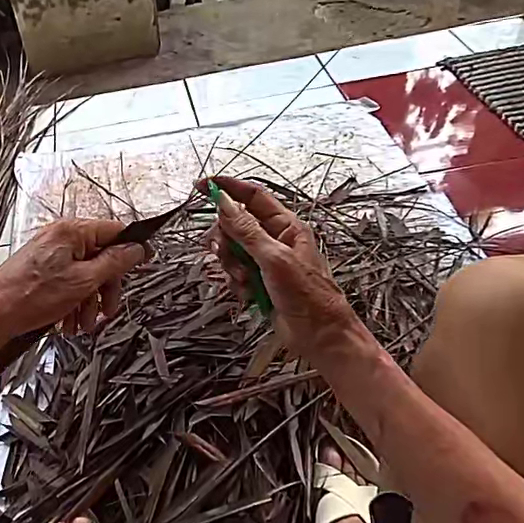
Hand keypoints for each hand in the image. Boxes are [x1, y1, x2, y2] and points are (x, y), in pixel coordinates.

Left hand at [0, 219, 148, 339]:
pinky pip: (68, 283)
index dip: (132, 250)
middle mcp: (60, 238)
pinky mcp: (40, 271)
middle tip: (107, 309)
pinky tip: (69, 322)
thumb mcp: (84, 281)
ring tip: (83, 323)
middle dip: (106, 288)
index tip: (145, 263)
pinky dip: (73, 303)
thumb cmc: (29, 296)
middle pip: (101, 258)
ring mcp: (49, 254)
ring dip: (89, 301)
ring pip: (85, 275)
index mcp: (72, 232)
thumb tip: (137, 249)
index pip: (115, 232)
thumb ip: (115, 263)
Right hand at [202, 176, 365, 359]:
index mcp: (286, 226)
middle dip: (226, 241)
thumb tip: (225, 203)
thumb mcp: (275, 258)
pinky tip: (250, 292)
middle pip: (235, 225)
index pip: (252, 196)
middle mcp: (275, 240)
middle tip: (225, 253)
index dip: (228, 189)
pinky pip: (234, 273)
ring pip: (231, 251)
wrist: (319, 335)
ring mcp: (265, 261)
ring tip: (246, 280)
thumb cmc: (310, 297)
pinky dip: (236, 283)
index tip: (204, 187)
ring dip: (232, 266)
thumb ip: (246, 230)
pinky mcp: (258, 281)